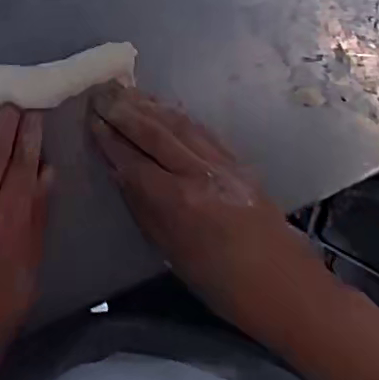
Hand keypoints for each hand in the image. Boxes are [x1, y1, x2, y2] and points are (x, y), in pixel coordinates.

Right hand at [87, 84, 322, 326]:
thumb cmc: (222, 284)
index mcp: (178, 203)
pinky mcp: (237, 161)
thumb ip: (142, 206)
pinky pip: (199, 129)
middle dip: (123, 109)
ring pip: (177, 123)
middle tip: (100, 90)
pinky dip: (175, 114)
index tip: (89, 118)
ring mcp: (221, 164)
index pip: (132, 160)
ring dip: (147, 104)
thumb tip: (118, 170)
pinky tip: (161, 106)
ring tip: (124, 90)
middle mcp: (198, 174)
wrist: (289, 289)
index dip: (108, 138)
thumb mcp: (171, 253)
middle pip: (153, 132)